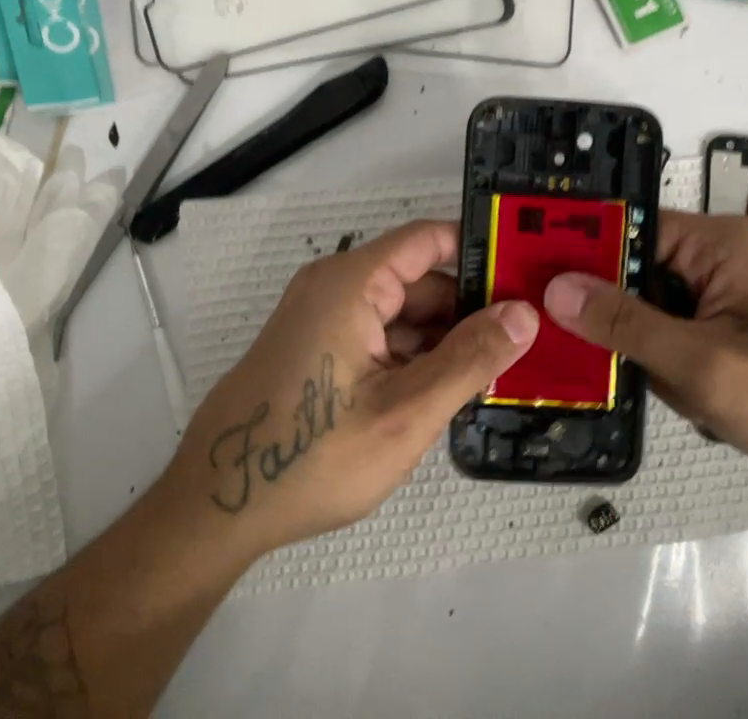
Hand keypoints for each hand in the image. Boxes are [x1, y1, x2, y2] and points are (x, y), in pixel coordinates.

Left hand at [156, 221, 539, 560]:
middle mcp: (333, 288)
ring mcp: (321, 320)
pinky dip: (413, 357)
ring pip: (400, 312)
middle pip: (419, 278)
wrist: (216, 506)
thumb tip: (525, 313)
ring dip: (444, 339)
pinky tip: (446, 390)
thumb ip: (470, 360)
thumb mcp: (404, 414)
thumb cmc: (311, 458)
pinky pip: (378, 337)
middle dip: (469, 307)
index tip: (531, 280)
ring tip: (497, 372)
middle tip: (526, 343)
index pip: (430, 239)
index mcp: (351, 283)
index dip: (482, 253)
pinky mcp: (315, 351)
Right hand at [542, 212, 747, 479]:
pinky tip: (674, 391)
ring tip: (649, 380)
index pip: (628, 228)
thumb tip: (556, 288)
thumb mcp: (703, 364)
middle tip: (579, 345)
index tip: (529, 280)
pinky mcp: (723, 323)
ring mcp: (720, 291)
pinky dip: (660, 361)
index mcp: (718, 243)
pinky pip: (667, 329)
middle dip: (612, 314)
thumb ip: (626, 325)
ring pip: (644, 306)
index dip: (579, 252)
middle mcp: (716, 255)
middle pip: (631, 268)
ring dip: (638, 346)